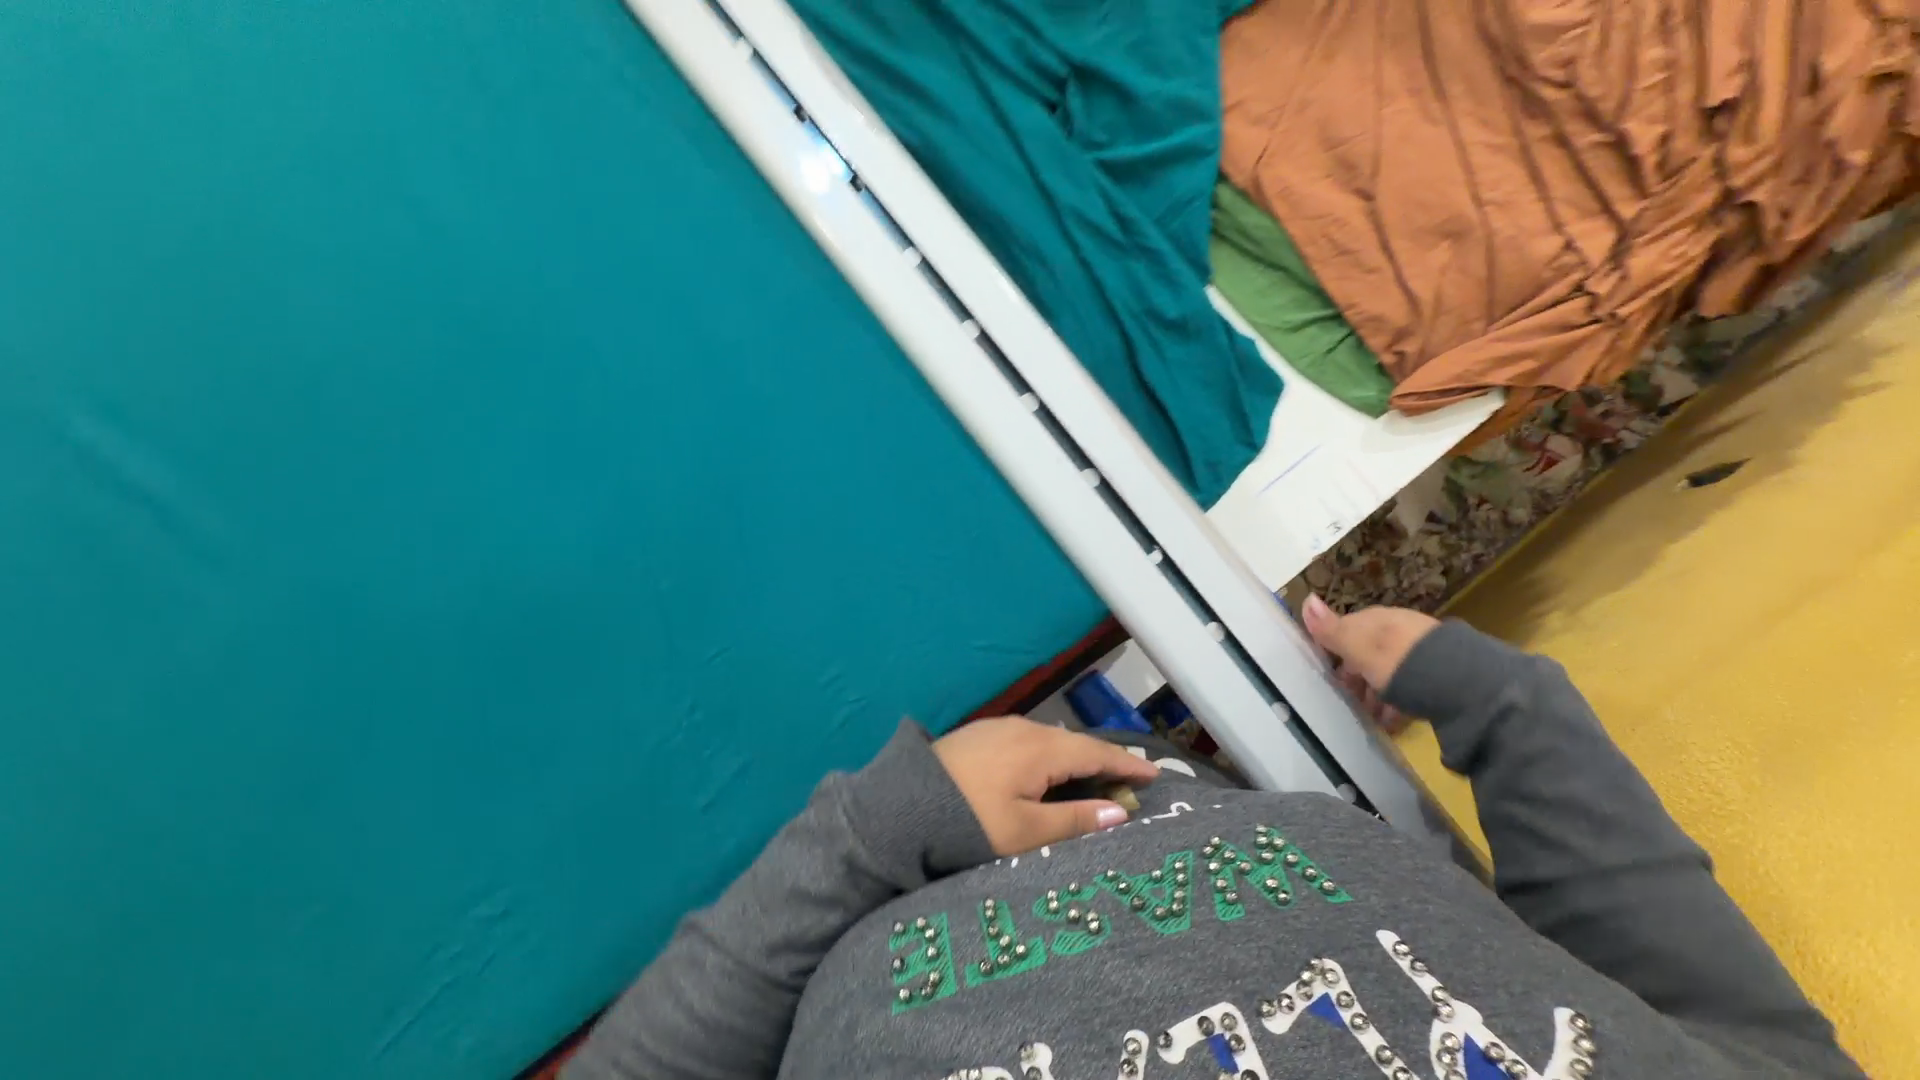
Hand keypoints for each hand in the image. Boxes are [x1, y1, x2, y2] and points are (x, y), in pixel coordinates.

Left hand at [933, 716, 1159, 855]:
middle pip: (1074, 744)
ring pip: (1050, 741)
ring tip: (1093, 778)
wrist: (899, 805)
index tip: (1155, 774)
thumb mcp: (1025, 831)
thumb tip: (1120, 812)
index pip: (1096, 753)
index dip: (1126, 764)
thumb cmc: (968, 823)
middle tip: (1129, 781)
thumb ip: (1074, 820)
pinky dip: (1048, 756)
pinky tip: (1047, 772)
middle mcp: (1022, 729)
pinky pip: (1027, 741)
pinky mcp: (978, 736)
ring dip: (1074, 758)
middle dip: (1103, 761)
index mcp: (1040, 749)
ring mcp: (997, 729)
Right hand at [1301, 594, 1440, 734]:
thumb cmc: (1399, 663)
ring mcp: (1422, 650)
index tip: (1328, 679)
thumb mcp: (1358, 647)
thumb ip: (1331, 629)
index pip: (1346, 630)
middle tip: (1349, 704)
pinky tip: (1394, 722)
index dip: (1334, 654)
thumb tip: (1305, 598)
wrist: (1462, 682)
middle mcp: (1399, 630)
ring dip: (1377, 693)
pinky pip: (1411, 686)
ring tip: (1371, 719)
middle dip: (1356, 678)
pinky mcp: (1442, 673)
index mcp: (1377, 620)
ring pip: (1390, 671)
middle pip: (1368, 653)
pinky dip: (1399, 703)